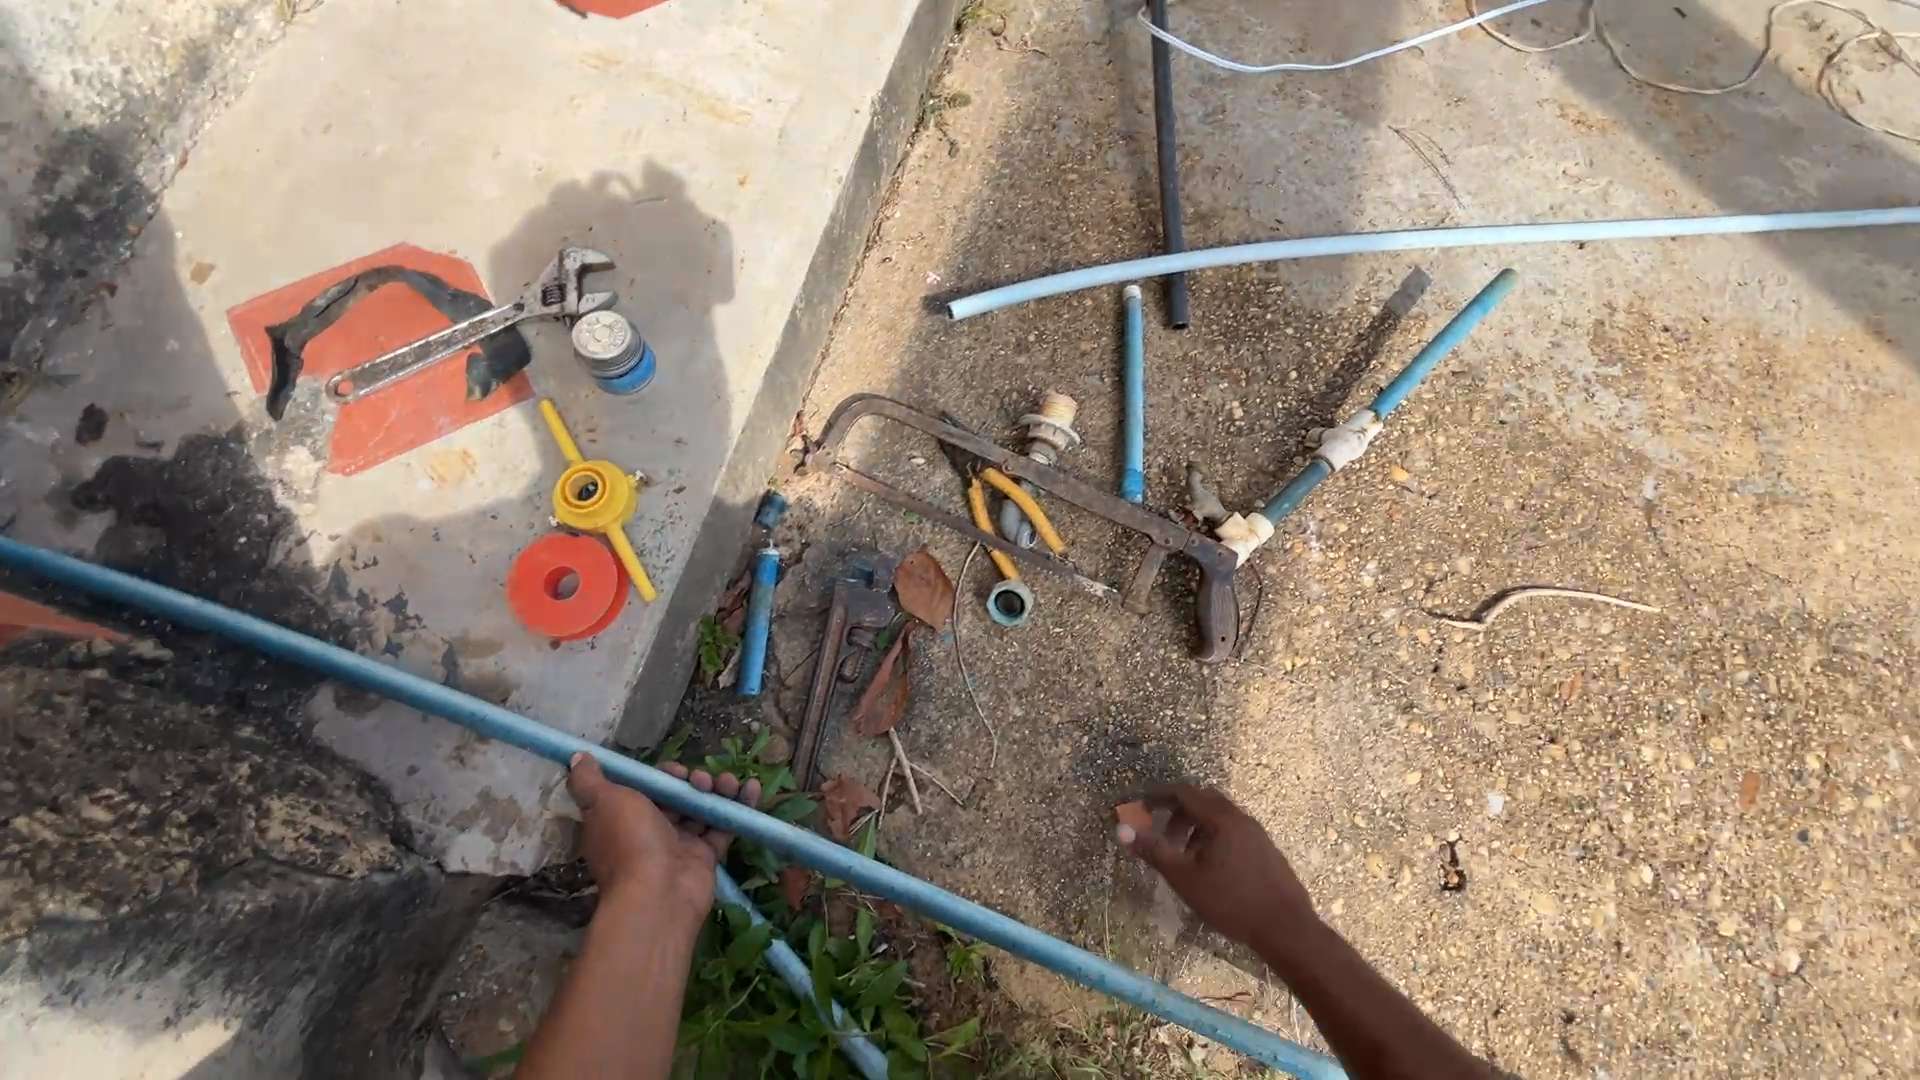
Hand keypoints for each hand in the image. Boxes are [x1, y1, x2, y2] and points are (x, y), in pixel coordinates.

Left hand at [567, 753, 761, 923]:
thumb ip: (590, 780)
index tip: (676, 772)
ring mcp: (681, 844)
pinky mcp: (706, 856)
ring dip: (720, 790)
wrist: (656, 894)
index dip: (666, 776)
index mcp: (626, 818)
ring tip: (731, 784)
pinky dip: (739, 807)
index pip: (650, 788)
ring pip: (704, 809)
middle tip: (703, 781)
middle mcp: (652, 831)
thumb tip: (575, 757)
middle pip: (680, 797)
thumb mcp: (604, 802)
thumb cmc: (630, 842)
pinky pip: (725, 826)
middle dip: (696, 781)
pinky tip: (752, 789)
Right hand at [1117, 785, 1316, 949]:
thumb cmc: (1231, 901)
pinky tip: (1211, 866)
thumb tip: (1121, 829)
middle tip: (1162, 834)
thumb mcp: (1185, 878)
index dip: (1157, 796)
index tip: (1140, 807)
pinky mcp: (1266, 849)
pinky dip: (1213, 836)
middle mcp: (1240, 817)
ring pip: (1219, 816)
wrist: (1288, 929)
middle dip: (1177, 812)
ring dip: (1195, 826)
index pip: (1183, 792)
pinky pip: (1233, 830)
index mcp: (1220, 818)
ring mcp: (1256, 832)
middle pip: (1202, 800)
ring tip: (1184, 855)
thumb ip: (1153, 850)